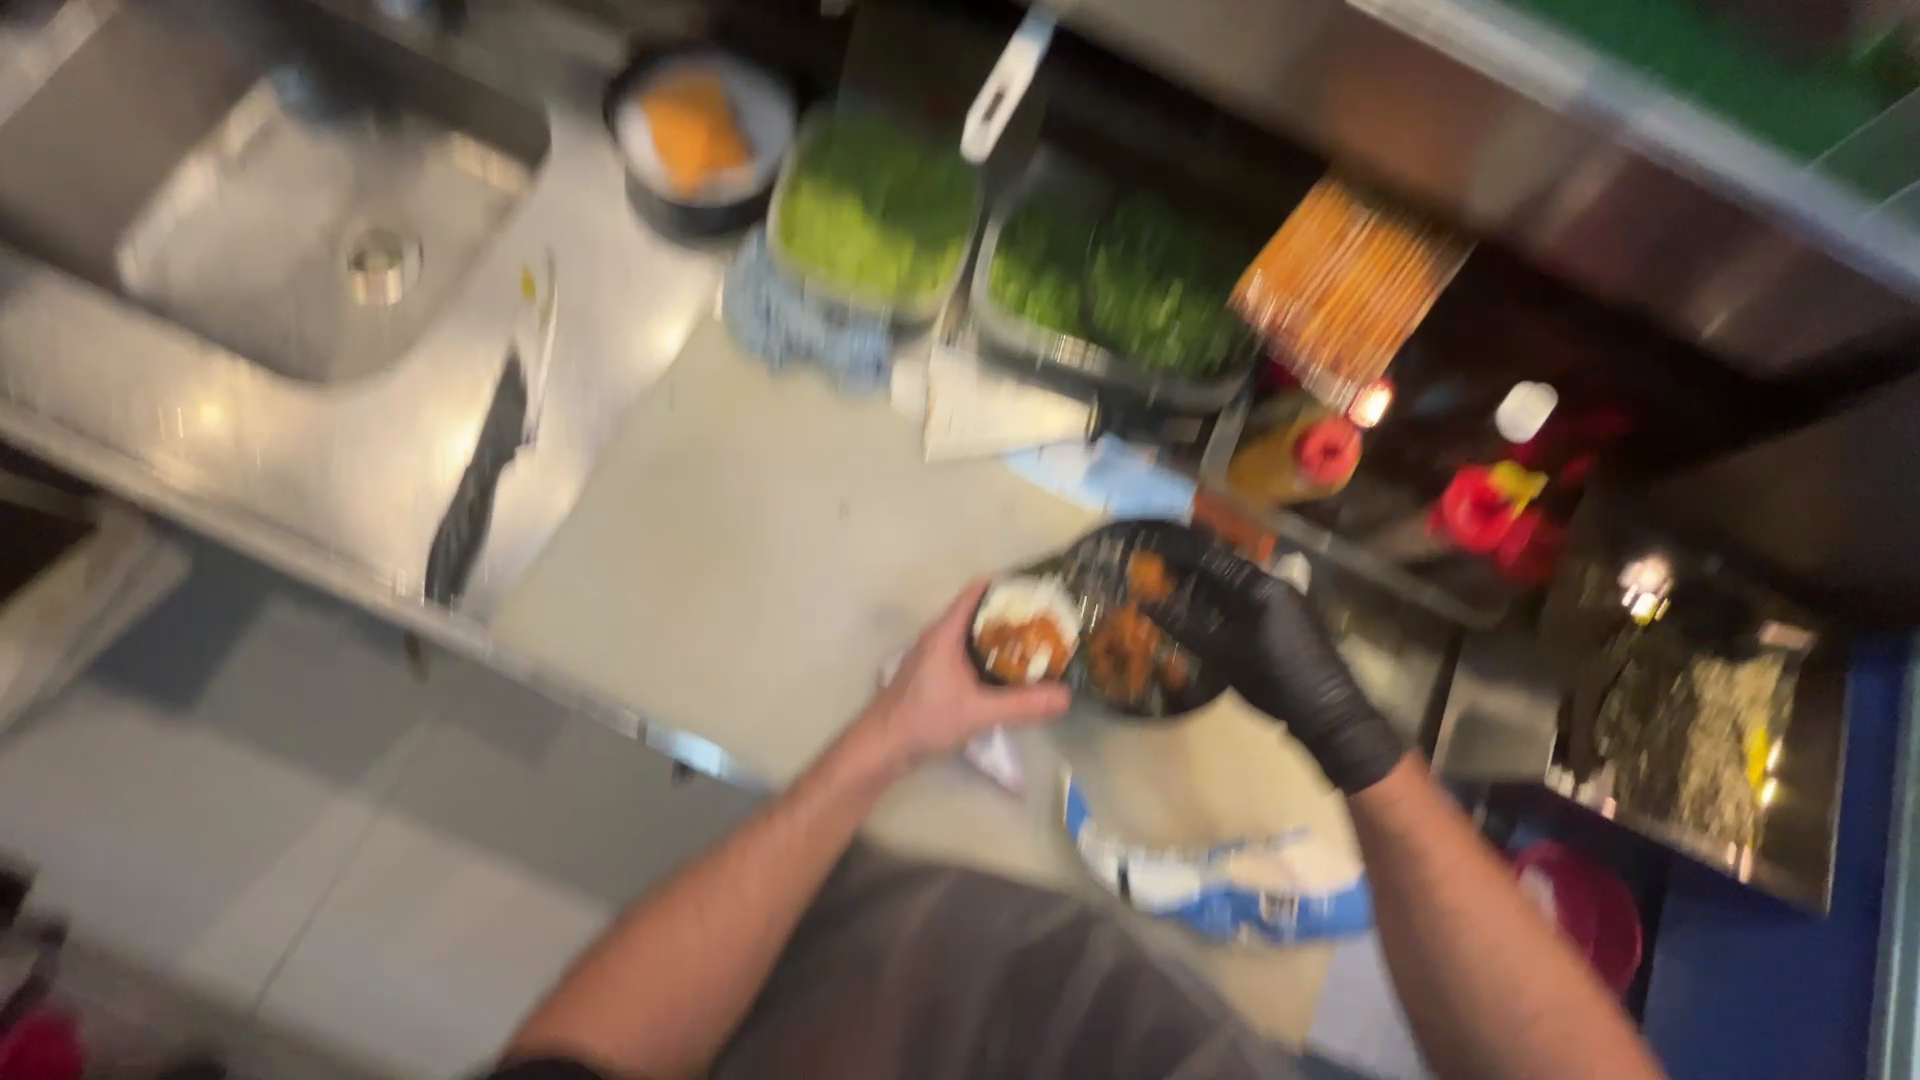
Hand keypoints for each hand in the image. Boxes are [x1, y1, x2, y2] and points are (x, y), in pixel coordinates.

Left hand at [859, 579, 1071, 767]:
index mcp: (946, 633)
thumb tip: (1065, 696)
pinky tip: (1008, 672)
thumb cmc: (924, 719)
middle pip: (979, 612)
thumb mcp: (978, 712)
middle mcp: (940, 636)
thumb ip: (1021, 705)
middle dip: (1011, 614)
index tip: (1036, 589)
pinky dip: (989, 654)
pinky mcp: (935, 673)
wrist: (883, 745)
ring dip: (1000, 636)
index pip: (976, 592)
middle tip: (1046, 620)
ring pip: (973, 634)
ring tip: (1036, 643)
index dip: (1006, 585)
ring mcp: (935, 655)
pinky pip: (967, 652)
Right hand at [1147, 532, 1403, 793]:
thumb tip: (1145, 601)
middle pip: (1226, 567)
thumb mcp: (1220, 653)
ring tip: (1178, 593)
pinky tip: (1210, 615)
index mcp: (1259, 585)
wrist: (1328, 713)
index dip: (1179, 554)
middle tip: (1160, 574)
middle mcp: (1276, 583)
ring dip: (1210, 586)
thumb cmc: (1271, 679)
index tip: (1151, 550)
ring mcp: (1288, 599)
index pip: (1210, 558)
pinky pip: (1252, 598)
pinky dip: (1227, 601)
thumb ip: (1182, 624)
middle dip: (1192, 570)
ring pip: (1240, 583)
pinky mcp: (1293, 617)